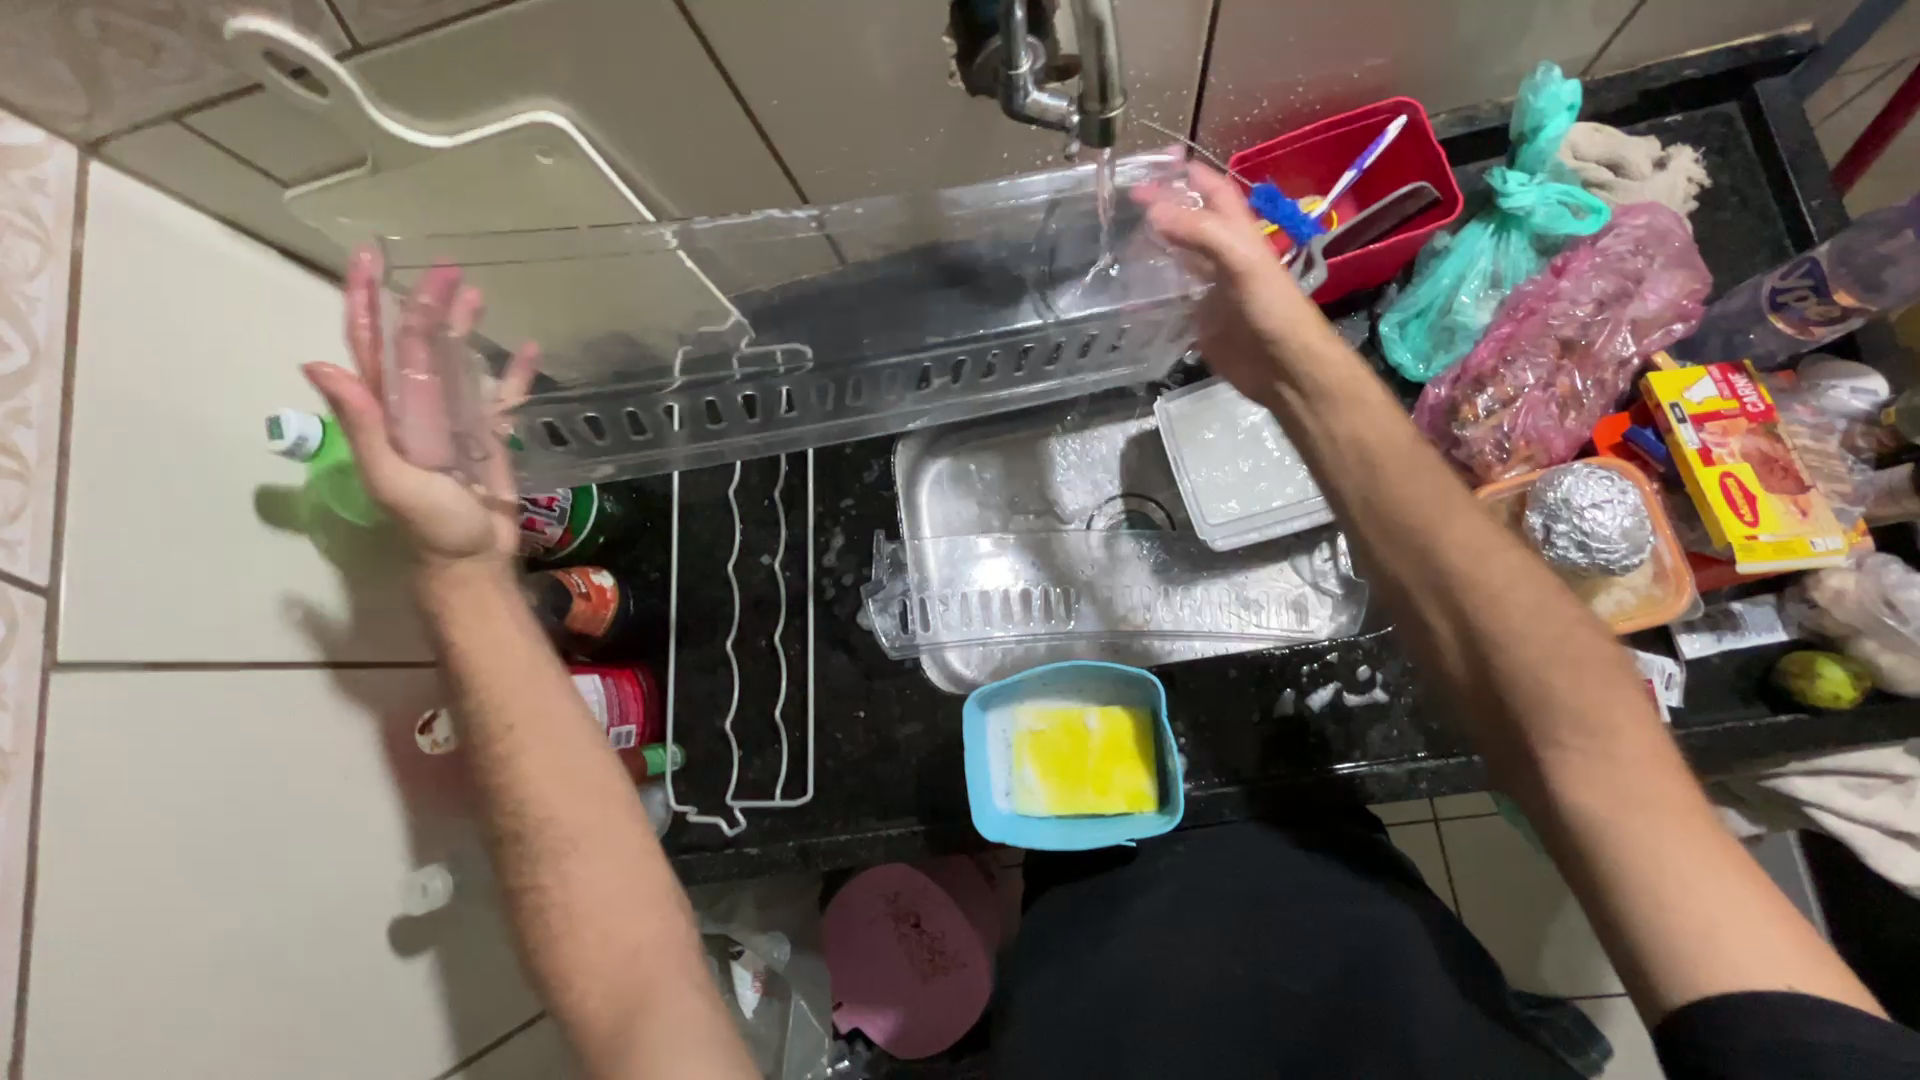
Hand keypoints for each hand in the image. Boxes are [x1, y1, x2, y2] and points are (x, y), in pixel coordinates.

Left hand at [303, 249, 537, 575]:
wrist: (474, 559)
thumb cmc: (432, 526)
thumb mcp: (393, 479)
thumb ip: (363, 424)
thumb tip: (320, 363)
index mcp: (389, 410)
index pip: (371, 342)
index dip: (366, 298)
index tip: (370, 256)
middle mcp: (417, 405)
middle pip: (418, 341)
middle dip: (426, 300)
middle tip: (446, 267)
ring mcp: (455, 418)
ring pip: (456, 359)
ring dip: (464, 325)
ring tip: (477, 291)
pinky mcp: (490, 435)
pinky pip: (503, 396)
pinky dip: (515, 373)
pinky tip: (531, 350)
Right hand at [1140, 164, 1344, 407]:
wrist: (1283, 368)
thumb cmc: (1271, 310)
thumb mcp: (1241, 262)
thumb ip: (1201, 233)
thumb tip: (1154, 212)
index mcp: (1239, 235)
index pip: (1213, 192)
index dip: (1188, 175)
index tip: (1154, 166)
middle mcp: (1223, 258)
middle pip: (1190, 224)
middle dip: (1161, 211)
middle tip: (1122, 206)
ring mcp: (1210, 291)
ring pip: (1176, 262)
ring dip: (1151, 251)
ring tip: (1115, 245)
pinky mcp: (1199, 322)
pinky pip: (1169, 303)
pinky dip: (1148, 296)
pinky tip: (1125, 294)